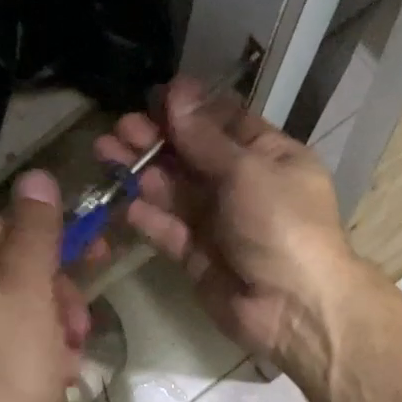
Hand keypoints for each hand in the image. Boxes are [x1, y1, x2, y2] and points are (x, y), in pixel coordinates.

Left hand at [0, 170, 88, 401]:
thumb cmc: (9, 368)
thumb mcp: (32, 293)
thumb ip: (37, 232)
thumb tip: (38, 176)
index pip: (9, 228)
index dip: (58, 243)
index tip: (98, 259)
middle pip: (14, 270)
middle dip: (57, 297)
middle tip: (81, 326)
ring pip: (16, 308)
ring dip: (53, 328)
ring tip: (70, 359)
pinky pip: (6, 340)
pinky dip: (35, 352)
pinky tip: (55, 375)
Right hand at [96, 79, 366, 362]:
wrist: (295, 307)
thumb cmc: (282, 224)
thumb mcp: (248, 170)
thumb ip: (205, 139)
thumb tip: (175, 94)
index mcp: (270, 157)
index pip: (225, 123)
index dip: (190, 109)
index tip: (153, 98)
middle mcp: (244, 187)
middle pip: (193, 156)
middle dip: (157, 141)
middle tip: (119, 129)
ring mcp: (220, 225)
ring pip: (176, 193)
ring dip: (143, 173)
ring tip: (106, 154)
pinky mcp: (200, 260)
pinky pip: (171, 232)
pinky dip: (149, 218)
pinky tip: (125, 204)